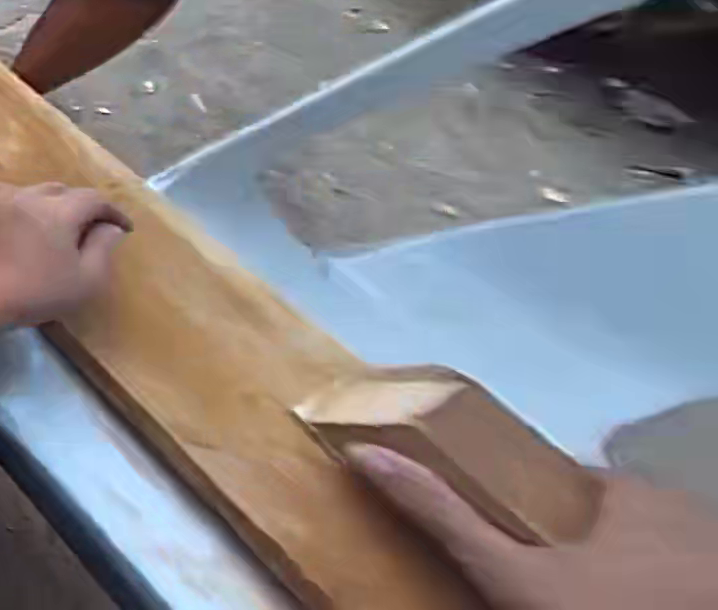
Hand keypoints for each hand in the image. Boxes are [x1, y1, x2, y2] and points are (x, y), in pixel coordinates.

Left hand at [0, 182, 130, 326]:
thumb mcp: (85, 280)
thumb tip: (112, 227)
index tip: (122, 227)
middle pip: (61, 190)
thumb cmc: (35, 292)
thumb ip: (103, 248)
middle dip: (79, 206)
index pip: (93, 198)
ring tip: (49, 223)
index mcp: (59, 211)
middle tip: (86, 228)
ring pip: (30, 189)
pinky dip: (11, 197)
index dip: (111, 211)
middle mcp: (28, 195)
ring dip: (46, 202)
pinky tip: (13, 210)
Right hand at [348, 445, 717, 609]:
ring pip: (666, 562)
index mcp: (648, 503)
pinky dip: (653, 593)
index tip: (512, 520)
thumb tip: (361, 449)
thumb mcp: (510, 576)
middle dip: (585, 536)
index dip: (539, 492)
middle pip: (625, 519)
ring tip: (583, 593)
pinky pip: (687, 588)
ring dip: (627, 574)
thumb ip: (438, 510)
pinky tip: (619, 605)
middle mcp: (704, 532)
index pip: (581, 475)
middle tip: (544, 563)